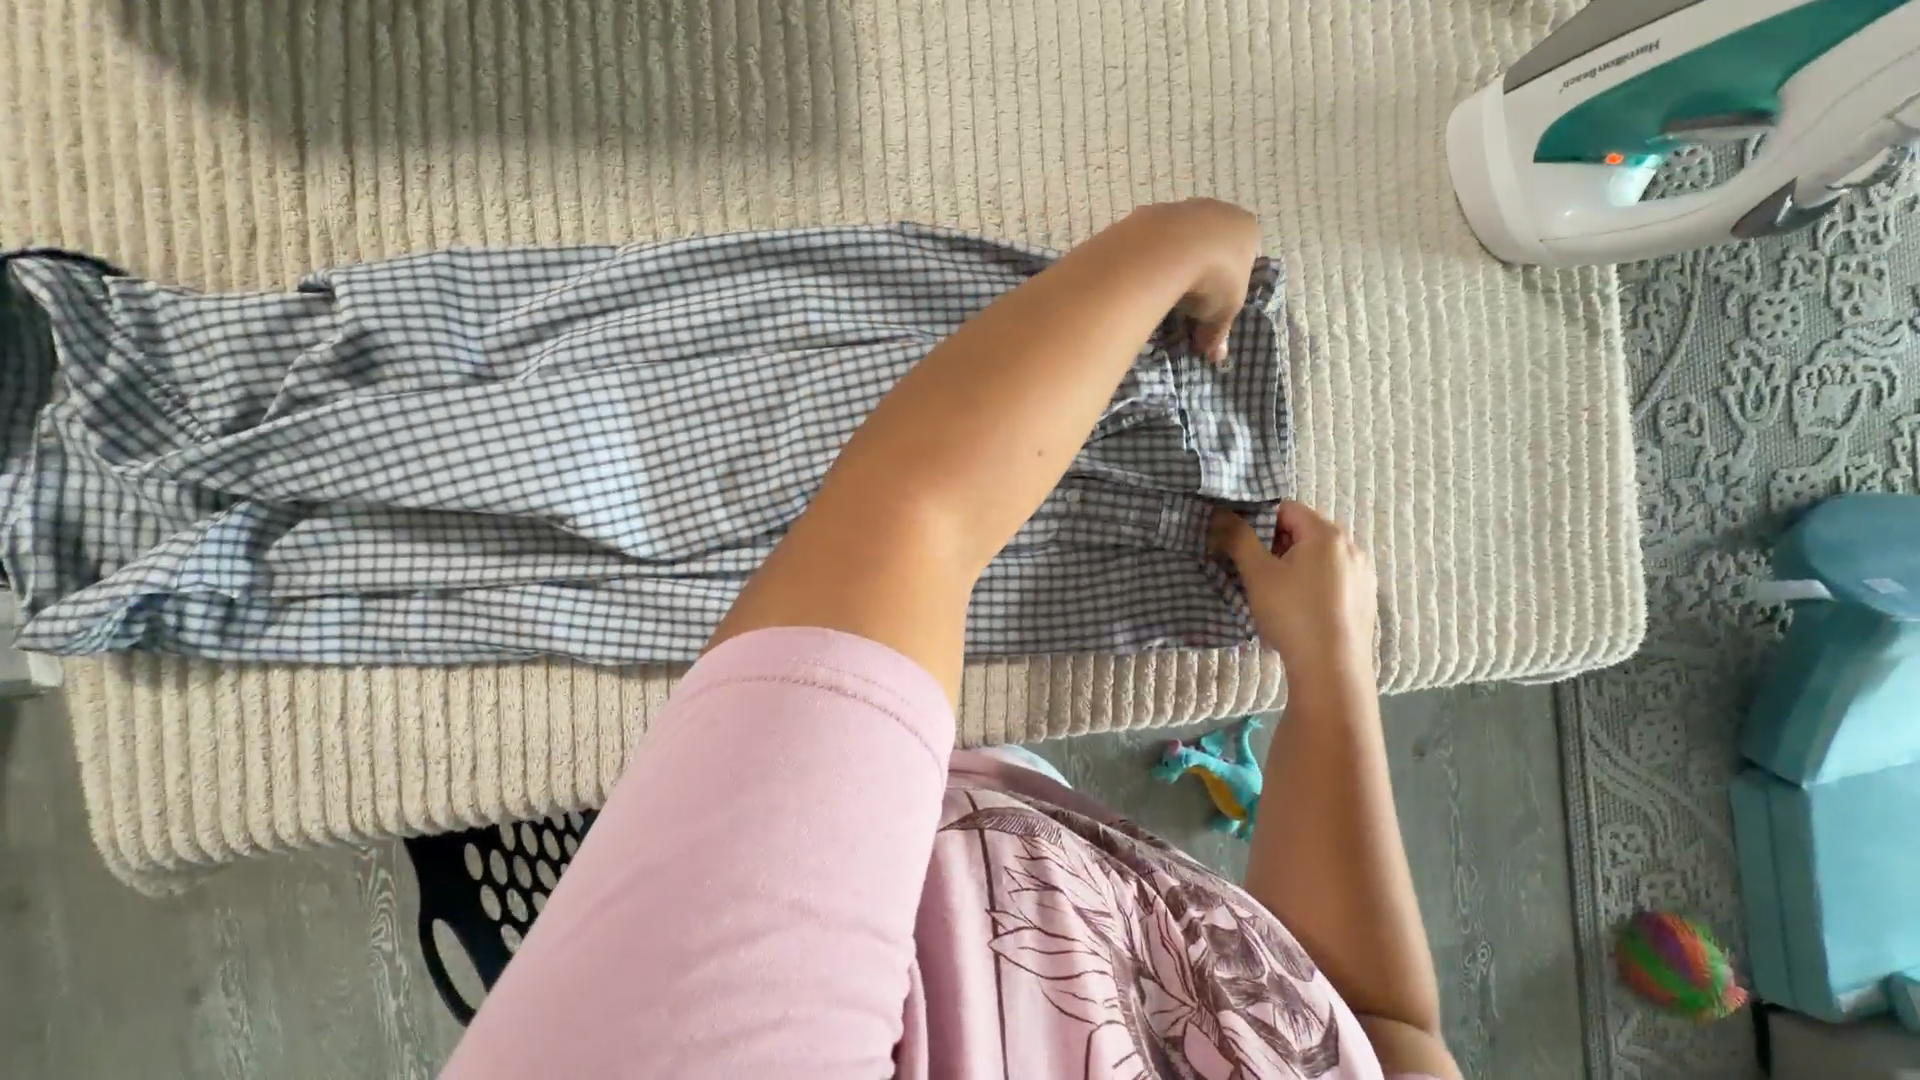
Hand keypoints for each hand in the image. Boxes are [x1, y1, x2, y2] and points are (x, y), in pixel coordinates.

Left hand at [1132, 199, 1260, 362]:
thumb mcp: (1220, 313)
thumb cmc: (1212, 279)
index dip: (1232, 279)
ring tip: (1163, 289)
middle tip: (1189, 297)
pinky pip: (1152, 240)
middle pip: (1212, 242)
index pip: (1246, 253)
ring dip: (1174, 260)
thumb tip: (1216, 356)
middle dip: (1202, 267)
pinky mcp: (1150, 212)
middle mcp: (1217, 210)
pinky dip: (1150, 257)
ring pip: (1180, 238)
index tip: (1217, 300)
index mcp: (1246, 230)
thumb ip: (1218, 332)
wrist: (1166, 248)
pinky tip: (1143, 277)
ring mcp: (1182, 207)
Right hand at [1211, 501, 1378, 686]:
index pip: (1286, 508)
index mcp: (1327, 533)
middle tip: (1254, 569)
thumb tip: (1220, 514)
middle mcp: (1351, 546)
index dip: (1258, 521)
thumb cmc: (1292, 613)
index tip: (1241, 544)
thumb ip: (1238, 538)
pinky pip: (1333, 577)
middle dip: (1276, 544)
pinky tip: (1299, 608)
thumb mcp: (1258, 573)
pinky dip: (1312, 582)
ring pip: (1319, 556)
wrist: (1331, 668)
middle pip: (1304, 531)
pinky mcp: (1365, 598)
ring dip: (1294, 564)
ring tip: (1274, 591)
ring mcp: (1362, 574)